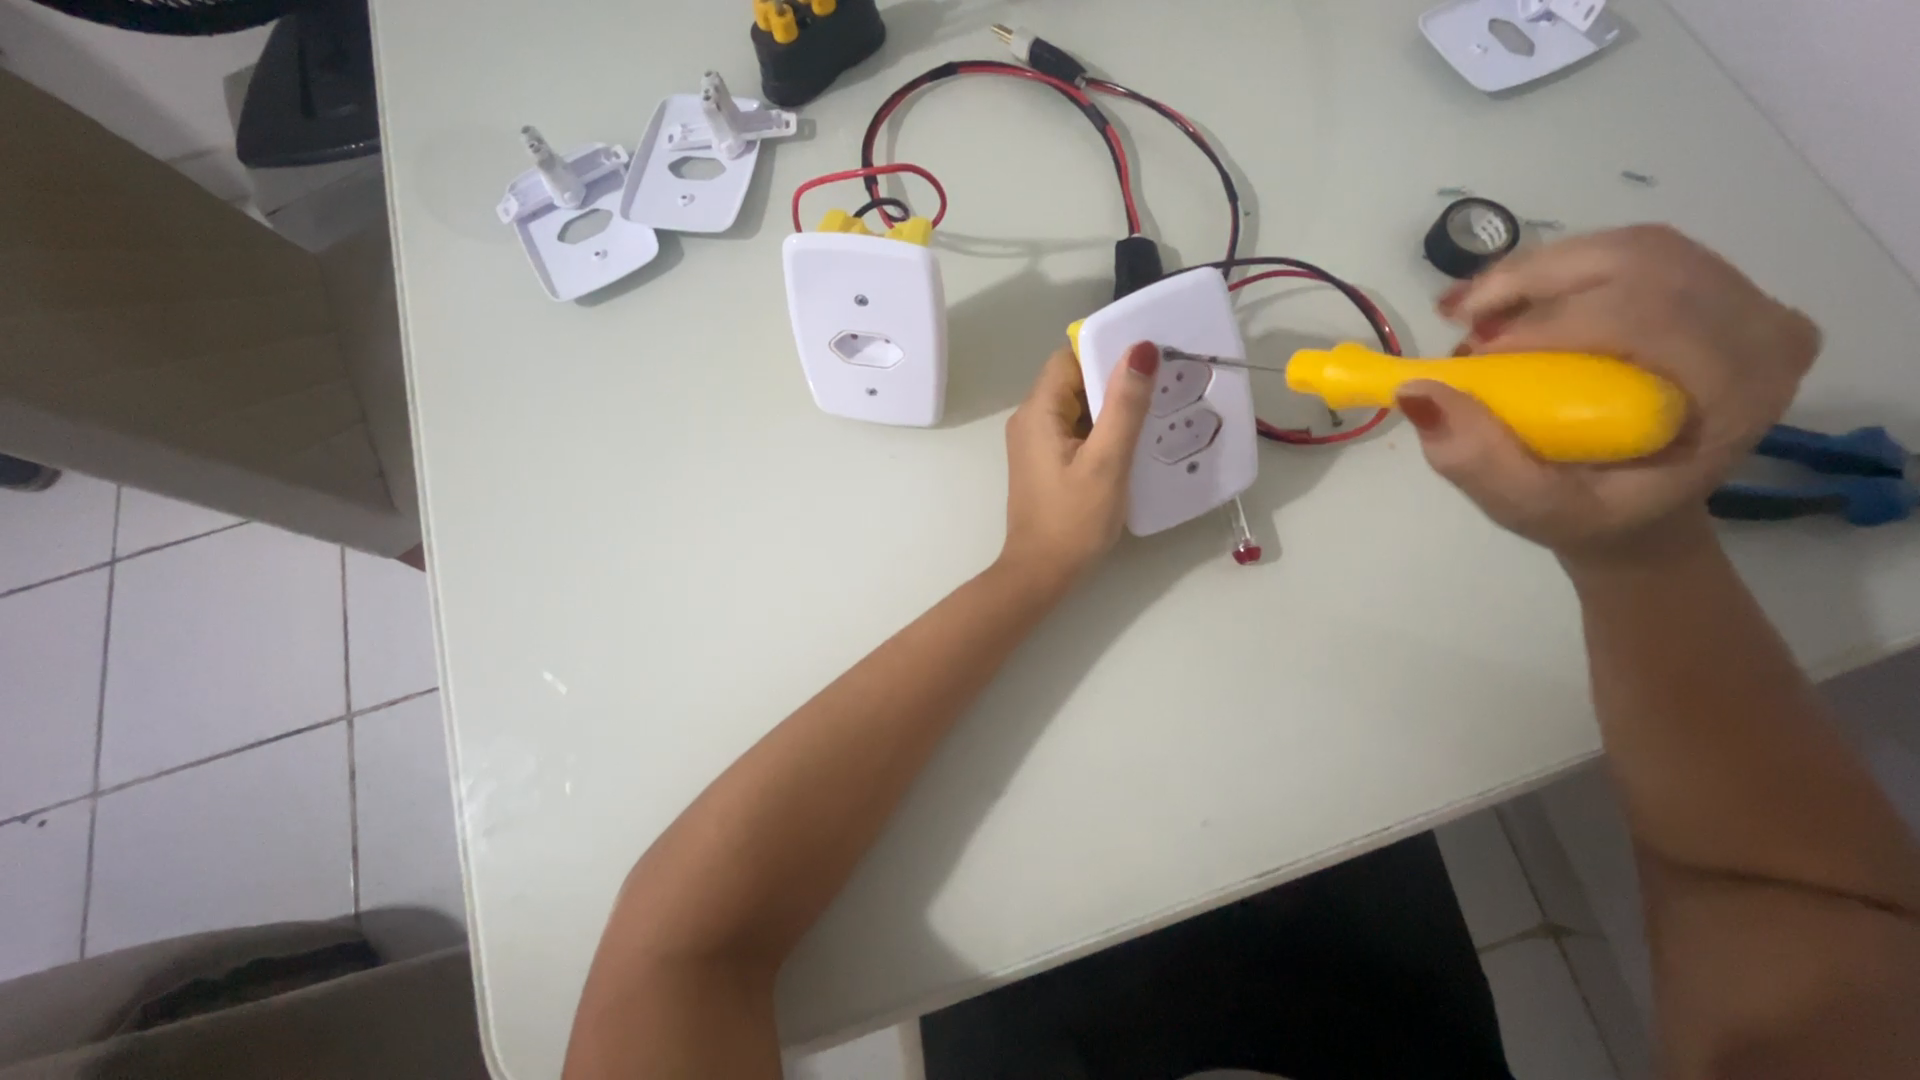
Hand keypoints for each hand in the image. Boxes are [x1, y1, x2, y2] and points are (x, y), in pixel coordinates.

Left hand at [999, 342, 1158, 586]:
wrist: (1041, 573)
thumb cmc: (1074, 519)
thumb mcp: (1107, 461)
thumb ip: (1125, 405)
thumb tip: (1139, 349)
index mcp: (1038, 411)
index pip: (1070, 359)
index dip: (1107, 355)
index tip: (1147, 363)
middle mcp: (1030, 420)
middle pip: (1074, 381)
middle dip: (1115, 382)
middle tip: (1161, 388)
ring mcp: (1036, 443)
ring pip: (1077, 407)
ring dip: (1112, 409)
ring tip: (1155, 414)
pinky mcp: (1045, 463)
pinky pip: (1075, 431)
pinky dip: (1101, 431)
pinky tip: (1132, 444)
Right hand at [1399, 225, 1820, 563]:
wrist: (1641, 510)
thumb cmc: (1592, 516)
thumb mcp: (1531, 508)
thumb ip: (1482, 461)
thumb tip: (1417, 392)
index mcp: (1737, 388)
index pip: (1646, 316)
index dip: (1548, 323)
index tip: (1472, 358)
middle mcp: (1761, 330)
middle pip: (1639, 263)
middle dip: (1532, 281)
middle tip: (1457, 318)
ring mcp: (1745, 302)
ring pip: (1627, 248)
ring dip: (1535, 271)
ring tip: (1472, 311)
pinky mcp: (1715, 288)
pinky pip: (1628, 252)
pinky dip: (1554, 269)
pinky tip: (1506, 301)